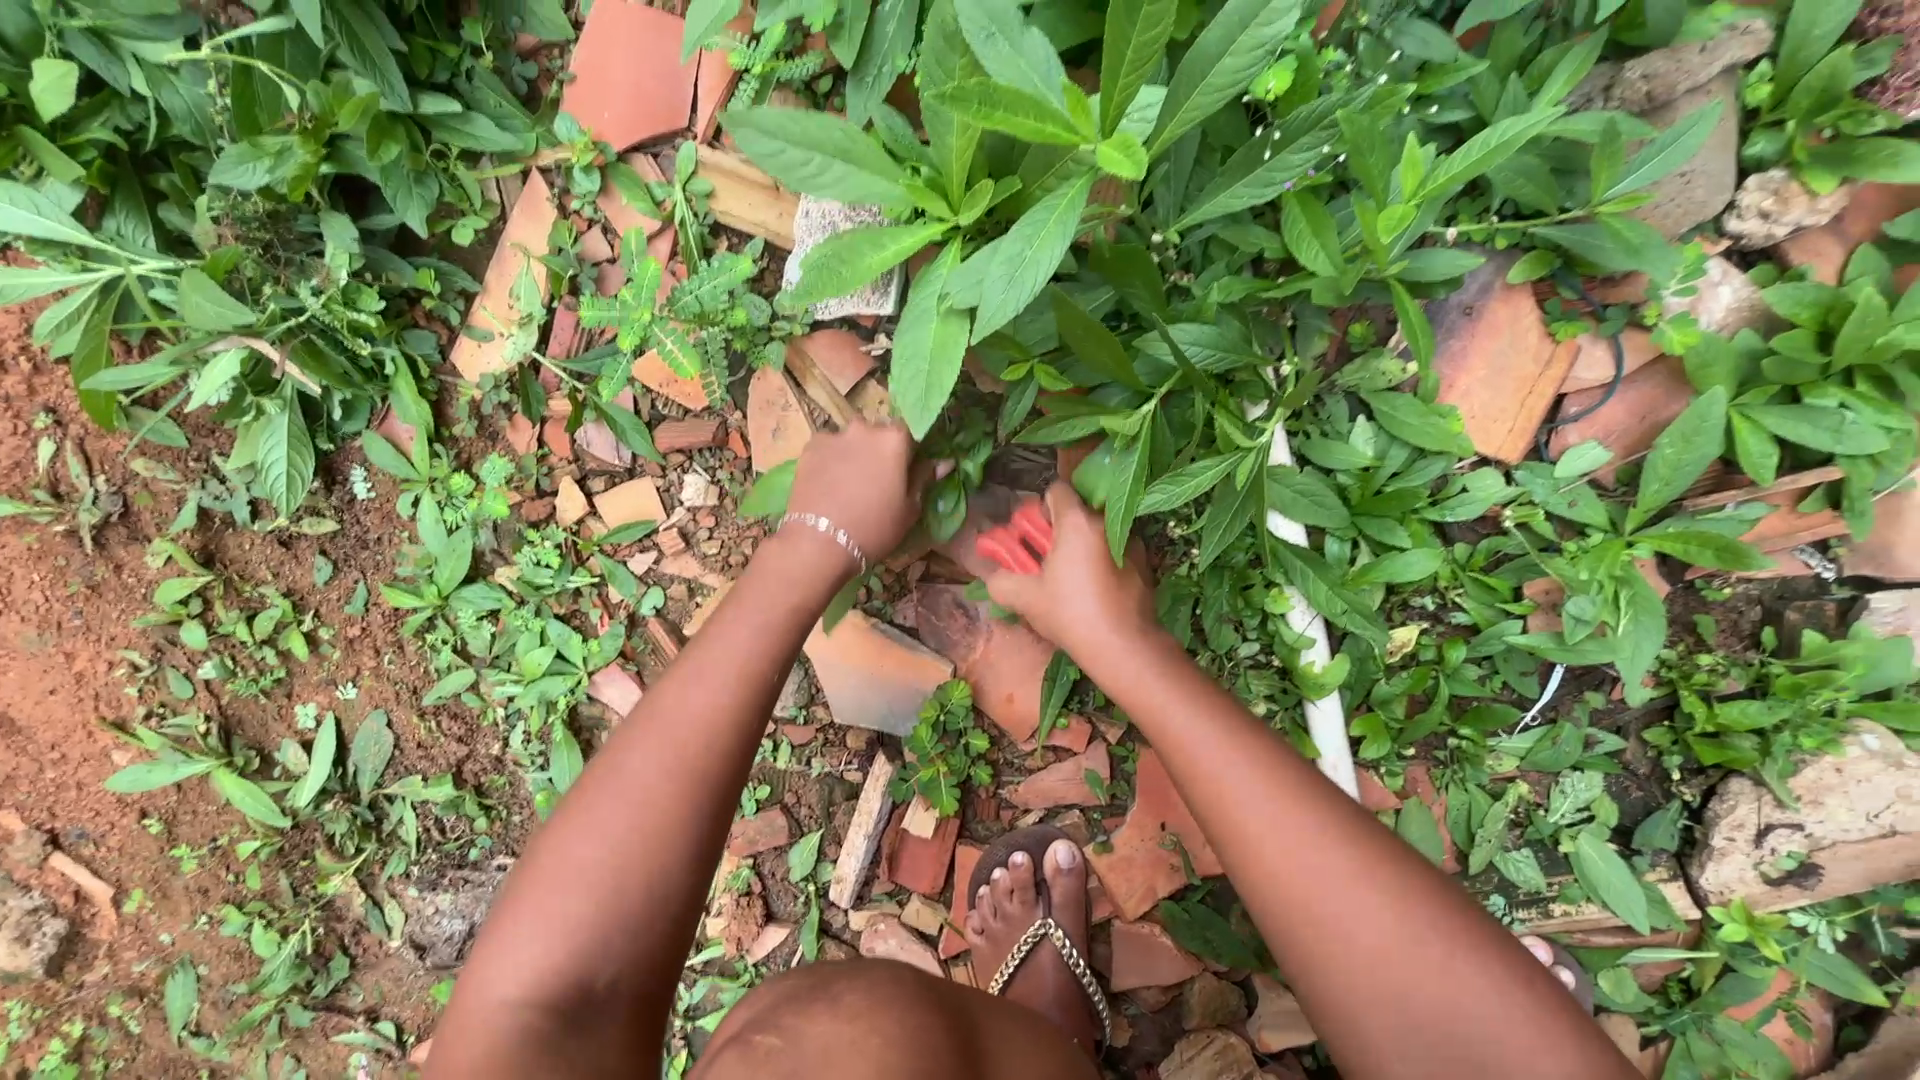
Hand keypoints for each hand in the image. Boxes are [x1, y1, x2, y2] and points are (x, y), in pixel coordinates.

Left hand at [781, 419, 924, 574]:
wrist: (819, 543)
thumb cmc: (874, 528)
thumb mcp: (909, 509)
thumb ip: (924, 479)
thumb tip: (943, 462)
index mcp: (894, 439)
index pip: (910, 434)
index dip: (909, 453)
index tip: (905, 473)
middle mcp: (864, 428)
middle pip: (878, 433)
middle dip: (880, 451)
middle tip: (877, 481)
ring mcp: (833, 436)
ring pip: (851, 440)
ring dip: (854, 454)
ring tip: (848, 485)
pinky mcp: (809, 448)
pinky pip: (828, 449)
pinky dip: (831, 461)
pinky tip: (828, 485)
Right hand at [984, 483, 1157, 659]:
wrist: (1123, 646)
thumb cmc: (1070, 614)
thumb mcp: (1025, 599)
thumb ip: (1001, 581)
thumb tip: (994, 577)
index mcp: (1077, 522)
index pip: (1056, 490)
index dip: (1041, 510)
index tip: (1036, 537)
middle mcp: (1106, 523)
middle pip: (1078, 512)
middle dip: (1060, 531)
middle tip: (1048, 562)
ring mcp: (1130, 542)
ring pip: (1098, 532)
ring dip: (1084, 546)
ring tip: (1074, 580)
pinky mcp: (1145, 563)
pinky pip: (1116, 551)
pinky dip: (1104, 561)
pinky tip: (1097, 591)